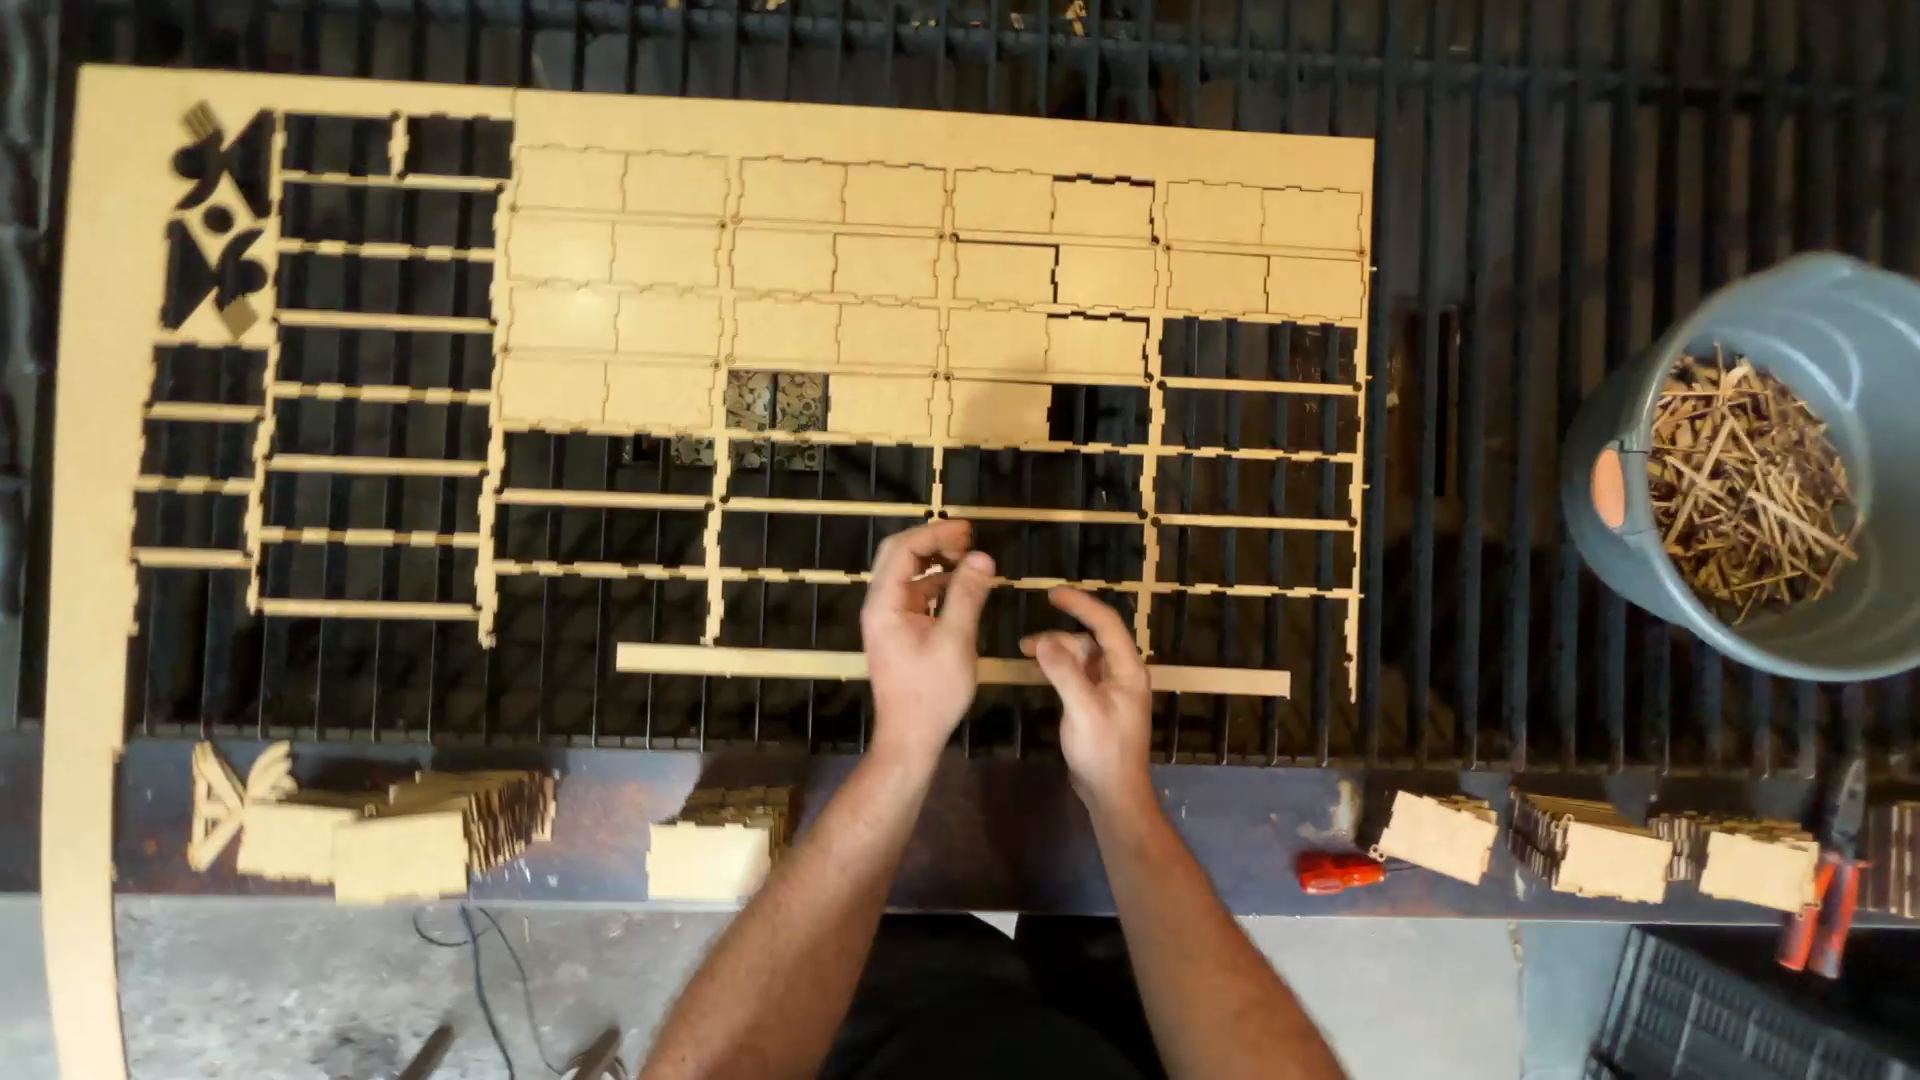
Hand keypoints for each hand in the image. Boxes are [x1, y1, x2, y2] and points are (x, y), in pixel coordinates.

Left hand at [861, 519, 995, 763]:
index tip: (969, 529)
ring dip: (938, 563)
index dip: (935, 533)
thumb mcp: (955, 642)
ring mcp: (889, 619)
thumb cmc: (931, 693)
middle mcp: (881, 605)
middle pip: (900, 556)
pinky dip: (939, 585)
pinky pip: (918, 596)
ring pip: (910, 575)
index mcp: (885, 604)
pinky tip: (964, 590)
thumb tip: (982, 557)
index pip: (903, 550)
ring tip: (971, 561)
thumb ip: (967, 595)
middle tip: (968, 539)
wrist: (910, 738)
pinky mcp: (901, 632)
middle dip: (934, 542)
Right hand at [1021, 589, 1153, 814]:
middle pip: (1089, 640)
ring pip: (1081, 657)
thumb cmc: (1104, 751)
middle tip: (1026, 645)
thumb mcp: (1082, 709)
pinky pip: (1077, 673)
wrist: (1113, 793)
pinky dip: (1058, 667)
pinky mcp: (1097, 703)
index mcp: (1127, 670)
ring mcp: (1109, 689)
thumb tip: (1043, 640)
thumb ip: (1063, 672)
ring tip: (1026, 654)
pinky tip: (1040, 670)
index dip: (1081, 605)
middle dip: (1059, 636)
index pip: (1107, 624)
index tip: (1052, 594)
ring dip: (1056, 652)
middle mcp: (1121, 674)